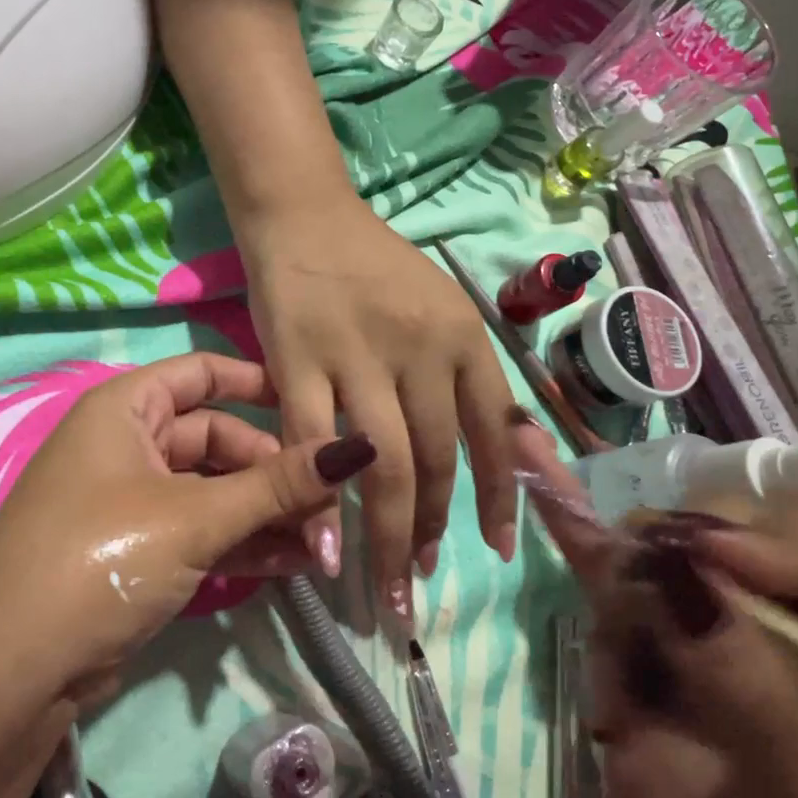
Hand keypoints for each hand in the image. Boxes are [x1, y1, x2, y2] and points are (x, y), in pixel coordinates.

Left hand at [0, 353, 376, 698]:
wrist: (14, 667)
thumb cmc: (103, 556)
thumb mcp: (194, 517)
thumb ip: (277, 485)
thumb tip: (359, 446)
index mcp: (126, 409)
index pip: (202, 373)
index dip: (259, 382)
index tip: (318, 402)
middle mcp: (127, 444)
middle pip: (217, 440)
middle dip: (275, 472)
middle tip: (332, 506)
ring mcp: (132, 502)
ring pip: (214, 492)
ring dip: (267, 515)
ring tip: (326, 543)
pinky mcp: (138, 553)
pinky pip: (201, 533)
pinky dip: (243, 545)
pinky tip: (295, 565)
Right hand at [236, 195, 521, 628]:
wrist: (302, 215)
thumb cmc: (372, 262)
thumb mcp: (437, 304)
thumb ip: (460, 370)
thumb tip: (490, 446)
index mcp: (461, 334)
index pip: (494, 428)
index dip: (498, 495)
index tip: (496, 547)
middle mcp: (421, 349)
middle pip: (438, 457)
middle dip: (431, 528)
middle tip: (420, 576)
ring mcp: (358, 356)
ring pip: (385, 463)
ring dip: (389, 532)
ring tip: (388, 582)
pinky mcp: (299, 362)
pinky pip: (315, 443)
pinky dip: (322, 502)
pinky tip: (328, 550)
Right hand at [523, 461, 797, 797]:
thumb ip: (751, 685)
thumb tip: (681, 569)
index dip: (776, 537)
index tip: (709, 553)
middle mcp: (791, 618)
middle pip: (738, 529)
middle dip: (688, 550)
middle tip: (645, 570)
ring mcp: (708, 620)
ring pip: (660, 550)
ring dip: (629, 581)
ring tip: (629, 677)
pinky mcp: (642, 635)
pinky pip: (608, 573)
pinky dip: (576, 532)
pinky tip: (543, 475)